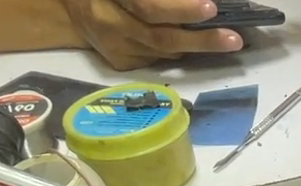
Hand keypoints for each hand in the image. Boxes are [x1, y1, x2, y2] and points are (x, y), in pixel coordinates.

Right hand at [64, 0, 241, 69]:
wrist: (67, 5)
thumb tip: (195, 0)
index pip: (149, 7)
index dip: (181, 9)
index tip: (211, 8)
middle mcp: (111, 25)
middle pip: (162, 38)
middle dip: (201, 40)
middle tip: (233, 39)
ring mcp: (116, 49)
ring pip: (163, 52)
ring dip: (195, 47)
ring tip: (224, 39)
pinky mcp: (120, 63)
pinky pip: (156, 58)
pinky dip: (176, 50)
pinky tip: (191, 43)